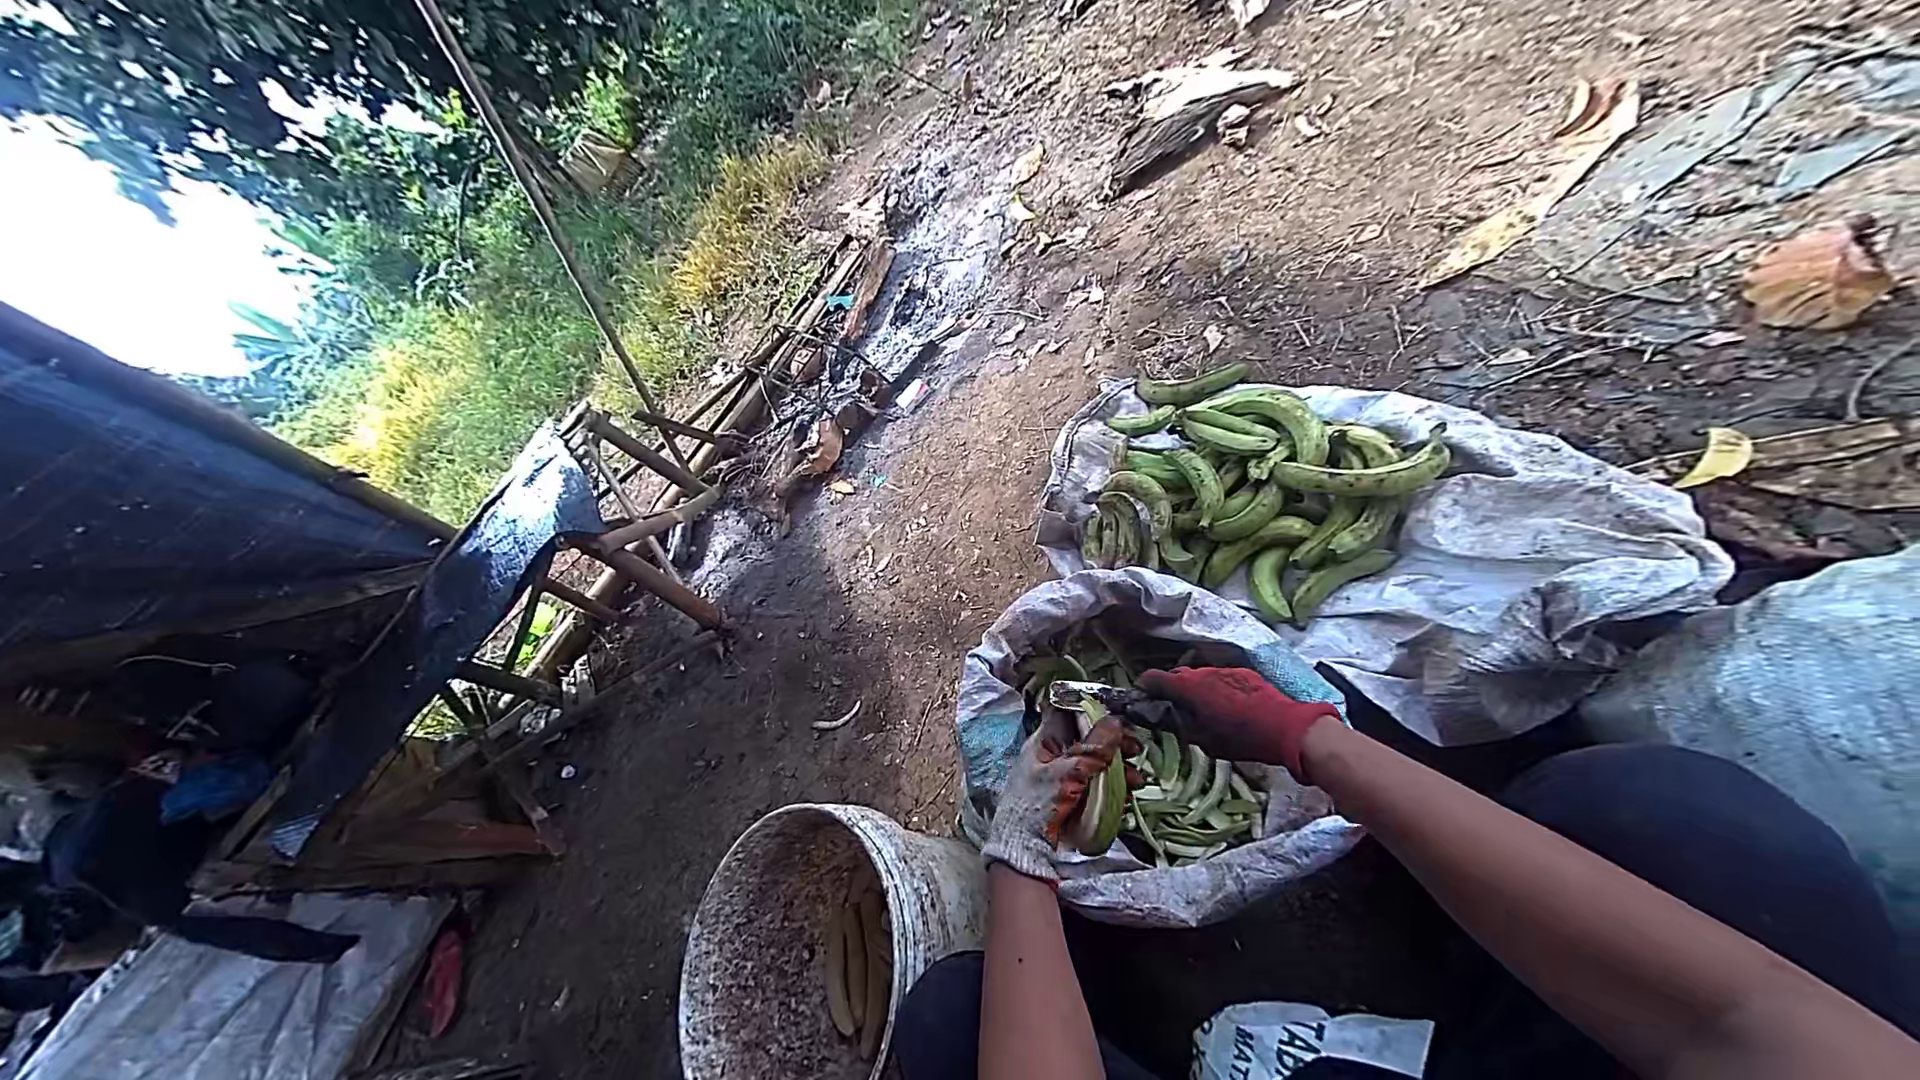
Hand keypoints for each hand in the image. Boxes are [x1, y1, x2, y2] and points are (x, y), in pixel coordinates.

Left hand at [981, 713, 1125, 881]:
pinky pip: (1094, 784)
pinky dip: (1111, 788)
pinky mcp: (1069, 795)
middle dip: (1115, 745)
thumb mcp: (1069, 773)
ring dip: (1119, 769)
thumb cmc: (1039, 804)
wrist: (1024, 848)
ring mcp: (1062, 774)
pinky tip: (1126, 797)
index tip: (1122, 722)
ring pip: (1095, 763)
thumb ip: (1093, 749)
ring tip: (1137, 781)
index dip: (1097, 714)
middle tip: (1136, 751)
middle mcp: (1054, 752)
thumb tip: (1116, 721)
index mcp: (1046, 739)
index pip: (1071, 713)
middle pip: (1088, 739)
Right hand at [1136, 666, 1339, 778]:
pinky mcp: (1243, 673)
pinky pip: (1219, 678)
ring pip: (1199, 676)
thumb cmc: (1240, 738)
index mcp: (1187, 686)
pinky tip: (1226, 706)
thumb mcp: (1202, 739)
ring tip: (1201, 708)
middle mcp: (1201, 672)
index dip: (1144, 687)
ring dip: (1194, 689)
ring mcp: (1223, 670)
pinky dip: (1215, 688)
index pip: (1153, 678)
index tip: (1143, 698)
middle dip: (1171, 689)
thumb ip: (1179, 724)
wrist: (1287, 728)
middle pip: (1176, 675)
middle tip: (1173, 708)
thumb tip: (1163, 718)